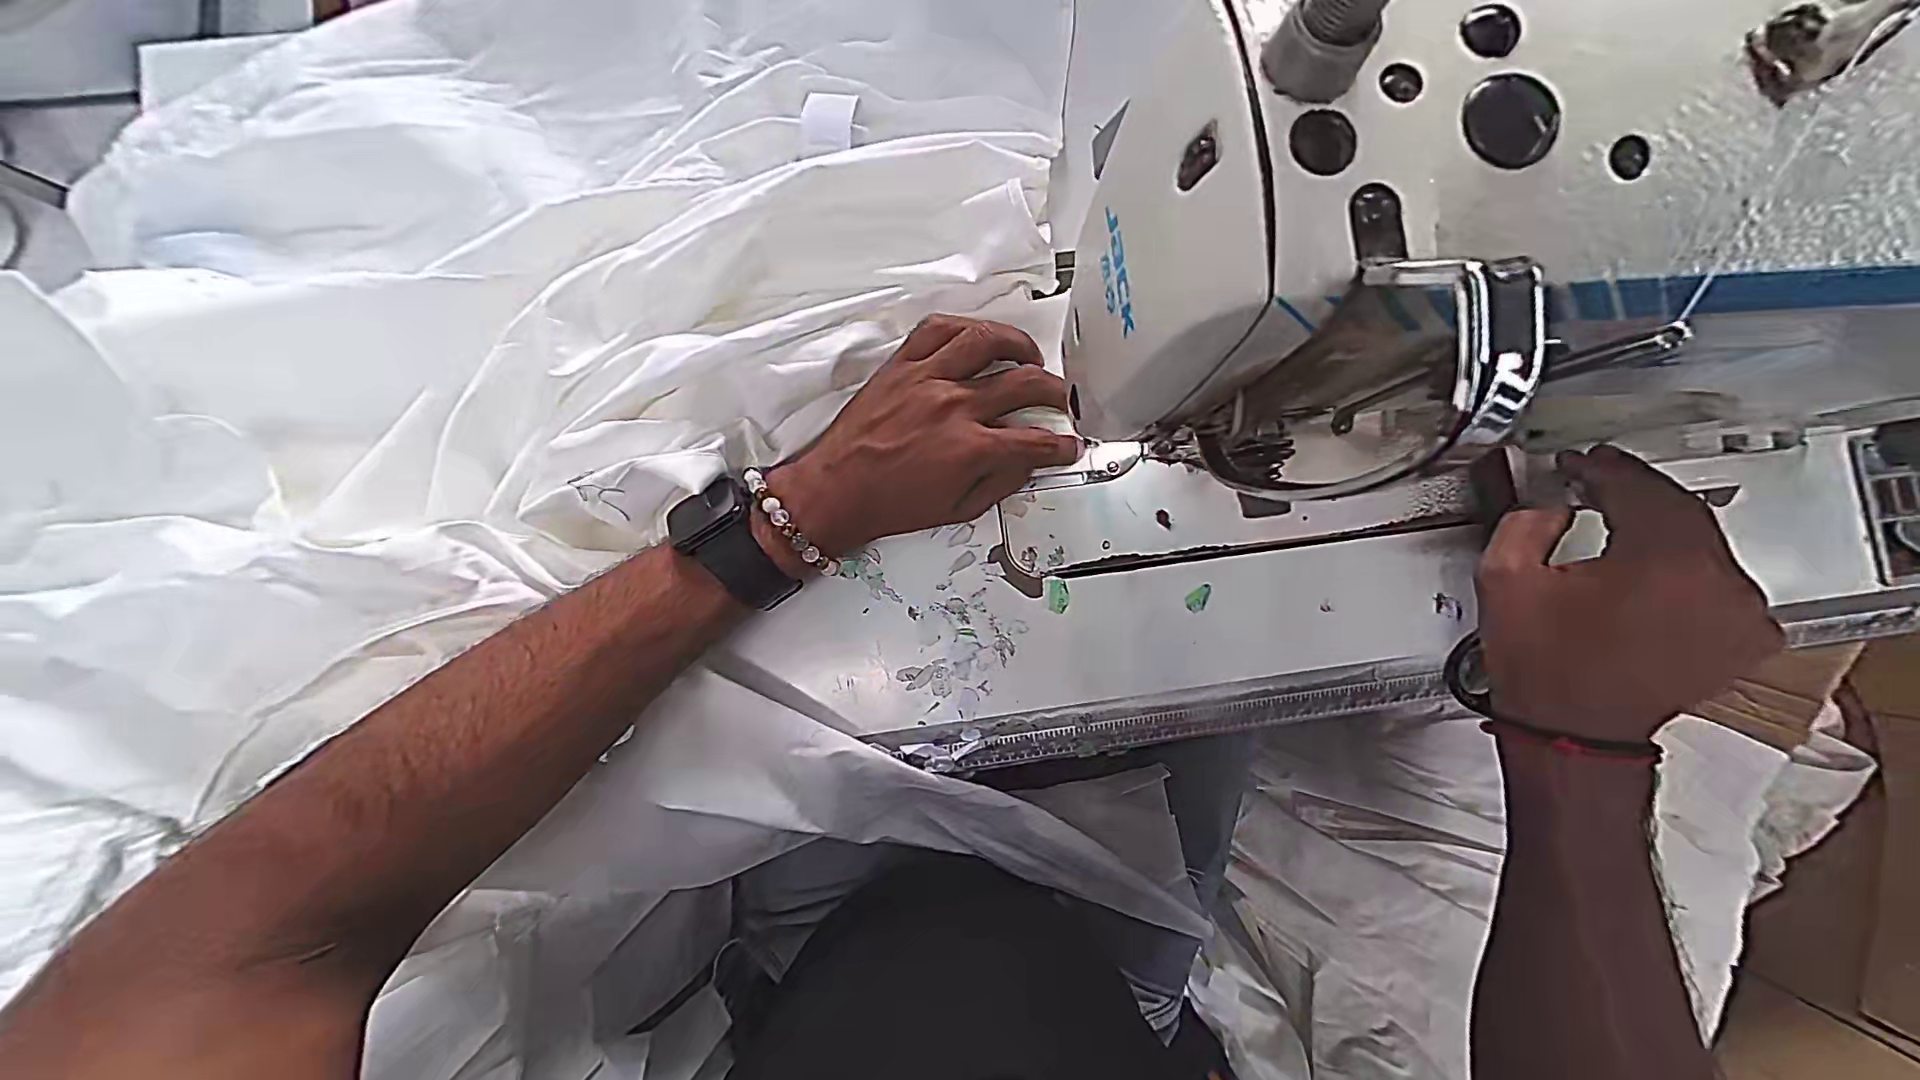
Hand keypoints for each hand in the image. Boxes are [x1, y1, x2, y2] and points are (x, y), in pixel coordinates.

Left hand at [765, 315, 1081, 560]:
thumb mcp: (956, 508)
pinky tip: (976, 337)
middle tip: (1059, 400)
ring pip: (986, 341)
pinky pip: (937, 330)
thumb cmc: (886, 502)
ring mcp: (925, 381)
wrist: (836, 492)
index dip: (1061, 444)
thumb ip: (1000, 483)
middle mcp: (952, 407)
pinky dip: (964, 328)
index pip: (1035, 439)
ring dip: (1019, 344)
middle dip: (1055, 392)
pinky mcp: (900, 367)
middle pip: (1025, 383)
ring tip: (1028, 356)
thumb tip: (1026, 464)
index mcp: (969, 448)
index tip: (1066, 444)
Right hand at [1474, 445, 1783, 744]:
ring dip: (1659, 524)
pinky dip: (1682, 561)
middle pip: (1682, 511)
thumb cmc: (1542, 664)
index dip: (1605, 468)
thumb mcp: (1503, 579)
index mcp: (1661, 564)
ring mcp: (1740, 612)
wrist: (1574, 726)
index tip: (1582, 462)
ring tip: (1616, 517)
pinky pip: (1717, 578)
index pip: (1641, 490)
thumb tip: (1549, 501)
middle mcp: (1717, 584)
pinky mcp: (1744, 635)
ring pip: (1703, 543)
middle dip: (1635, 490)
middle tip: (1597, 478)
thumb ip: (1526, 522)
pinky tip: (1645, 562)